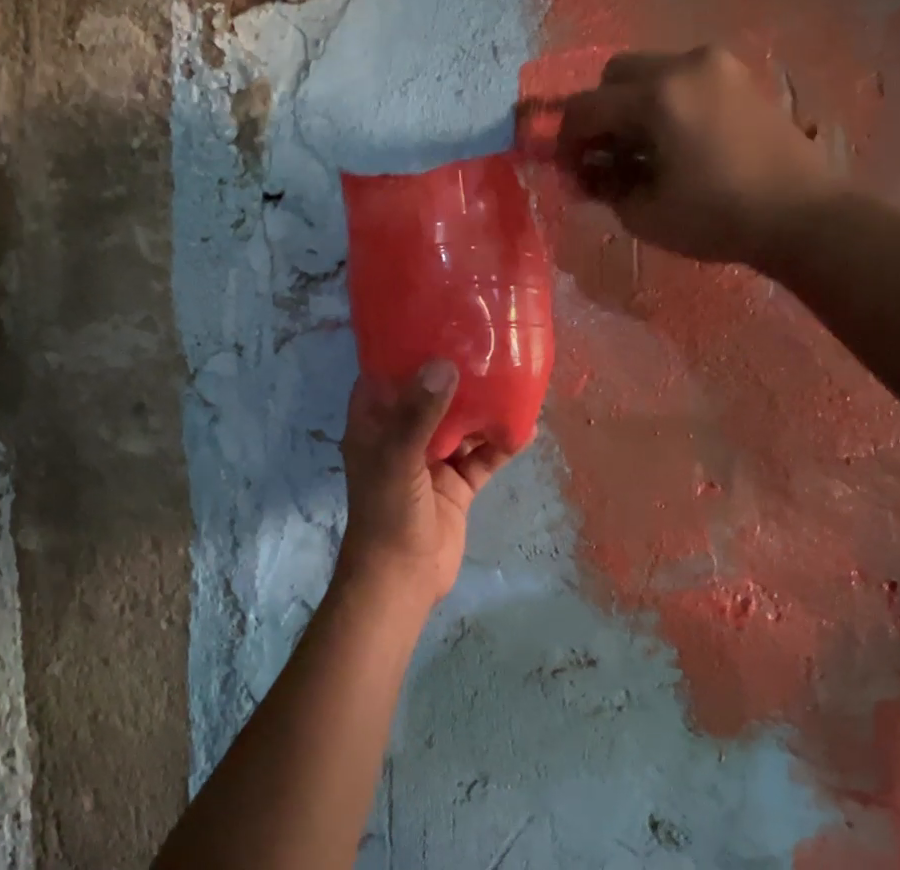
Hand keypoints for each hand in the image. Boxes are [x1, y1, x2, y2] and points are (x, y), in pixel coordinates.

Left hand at [337, 359, 511, 605]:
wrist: (402, 580)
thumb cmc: (387, 513)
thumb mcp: (398, 457)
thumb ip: (420, 413)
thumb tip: (444, 365)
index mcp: (375, 424)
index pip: (385, 375)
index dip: (405, 348)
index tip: (435, 318)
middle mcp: (402, 435)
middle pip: (430, 394)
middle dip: (455, 372)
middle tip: (487, 340)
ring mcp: (432, 460)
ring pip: (461, 423)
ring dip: (483, 406)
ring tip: (513, 374)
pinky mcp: (457, 484)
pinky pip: (482, 456)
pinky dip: (501, 444)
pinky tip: (525, 426)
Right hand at [556, 45, 837, 265]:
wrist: (804, 215)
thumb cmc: (718, 218)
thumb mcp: (645, 214)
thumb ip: (605, 187)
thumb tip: (588, 173)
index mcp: (657, 96)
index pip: (586, 107)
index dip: (565, 139)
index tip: (567, 168)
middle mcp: (685, 65)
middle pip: (615, 74)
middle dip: (600, 112)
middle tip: (603, 155)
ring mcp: (718, 66)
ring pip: (651, 72)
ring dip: (633, 105)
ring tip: (642, 151)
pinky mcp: (741, 78)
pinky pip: (684, 79)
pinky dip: (666, 103)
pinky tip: (674, 143)